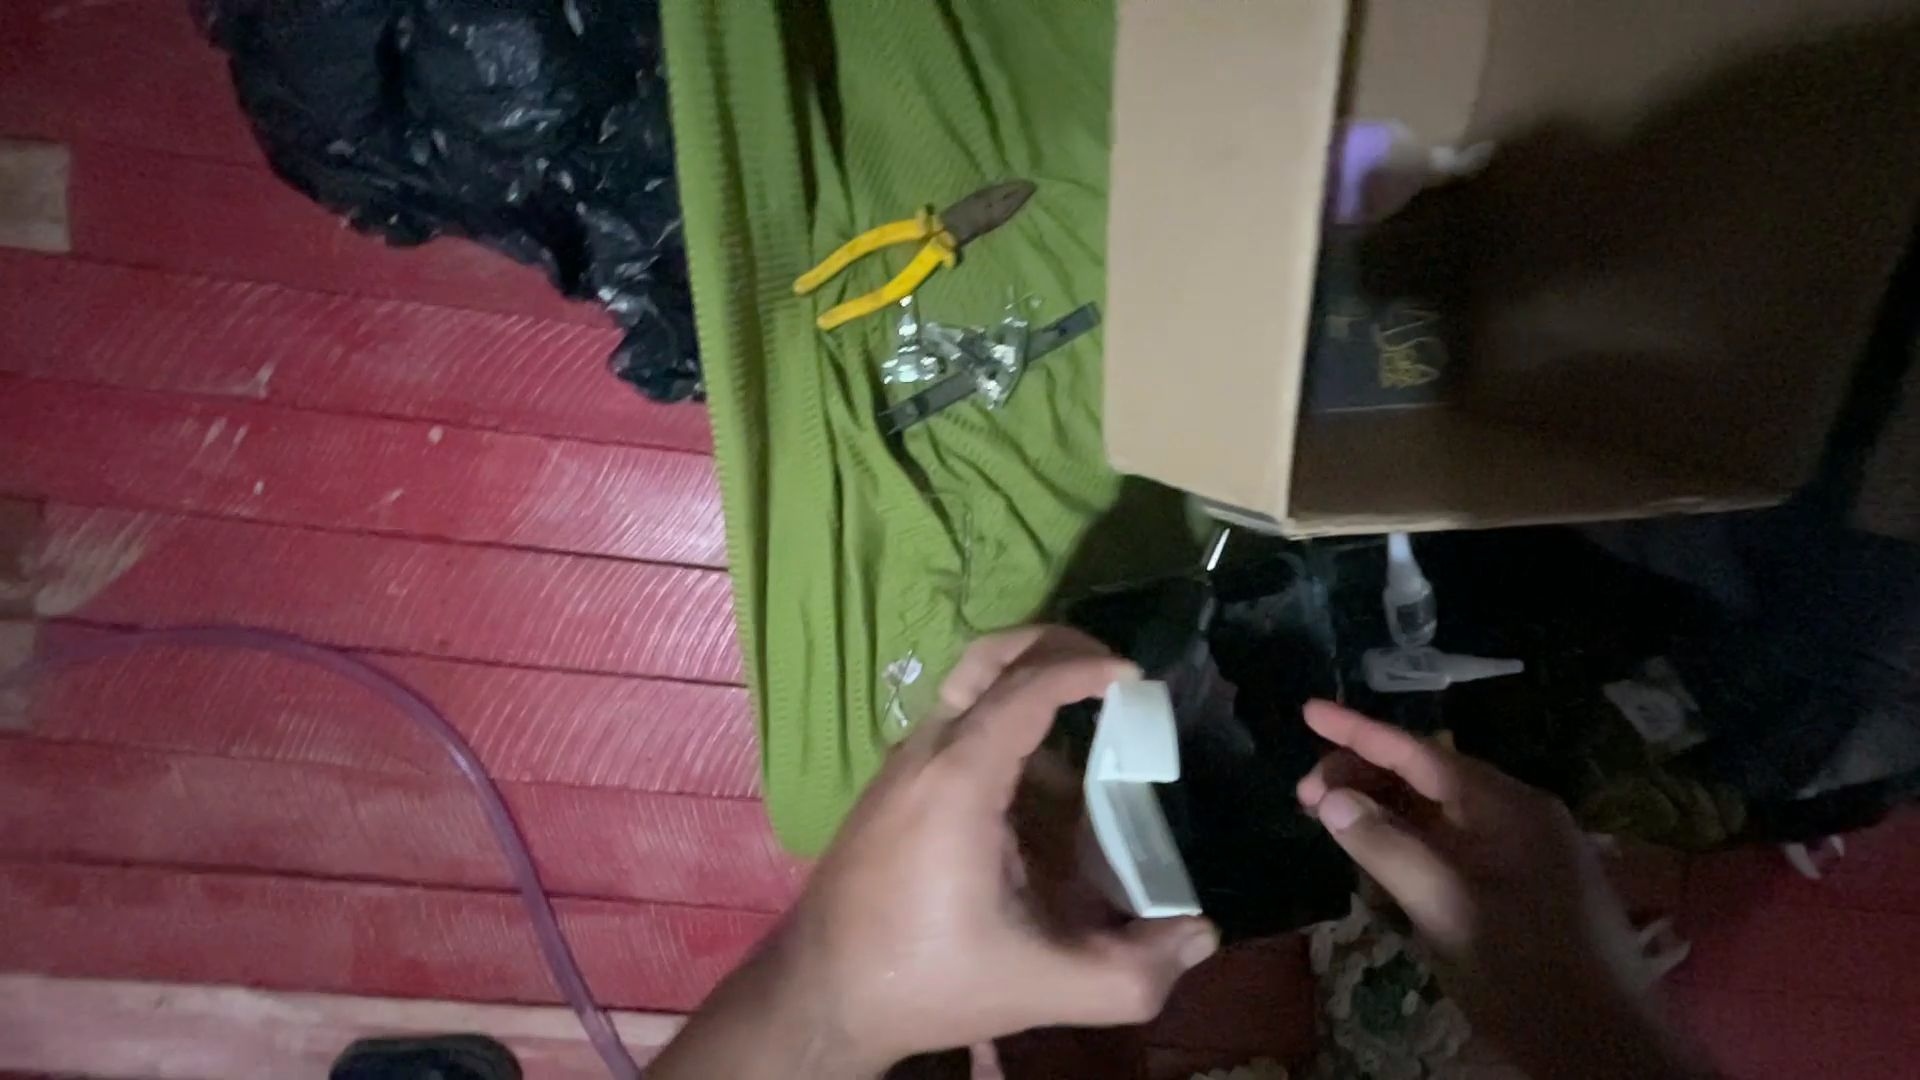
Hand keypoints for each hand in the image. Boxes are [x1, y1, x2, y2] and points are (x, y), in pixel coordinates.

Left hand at [778, 625, 1218, 1070]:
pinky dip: (1005, 734)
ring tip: (1091, 749)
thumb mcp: (1035, 986)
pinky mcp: (897, 782)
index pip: (1026, 688)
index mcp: (960, 777)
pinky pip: (958, 730)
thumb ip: (1129, 973)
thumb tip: (1203, 934)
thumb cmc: (923, 977)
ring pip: (970, 691)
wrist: (820, 993)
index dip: (1082, 668)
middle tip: (1107, 666)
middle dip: (1051, 646)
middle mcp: (928, 750)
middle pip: (988, 659)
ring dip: (1031, 696)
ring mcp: (906, 762)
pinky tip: (1040, 803)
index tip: (1133, 674)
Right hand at [1296, 701, 1704, 1079]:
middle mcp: (1513, 817)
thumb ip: (1384, 847)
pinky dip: (1400, 845)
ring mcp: (1515, 852)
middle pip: (1419, 778)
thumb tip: (1328, 798)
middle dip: (1359, 781)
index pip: (1418, 754)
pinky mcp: (1510, 885)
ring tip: (1328, 825)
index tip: (1308, 712)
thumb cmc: (1533, 980)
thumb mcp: (1447, 911)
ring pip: (1427, 812)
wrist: (1616, 1066)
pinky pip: (1441, 845)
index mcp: (1509, 809)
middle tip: (1305, 799)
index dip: (1357, 731)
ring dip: (1375, 814)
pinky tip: (1371, 864)